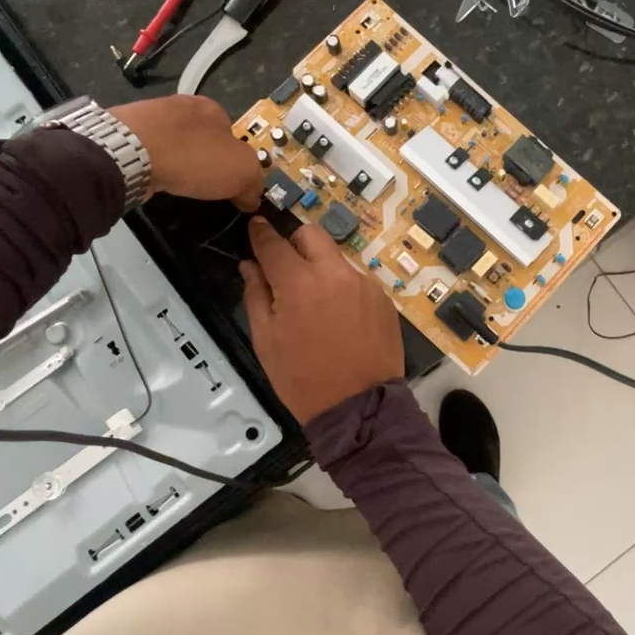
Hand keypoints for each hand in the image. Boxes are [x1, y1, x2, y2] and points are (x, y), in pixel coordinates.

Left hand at [110, 95, 260, 209]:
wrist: (132, 151)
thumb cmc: (195, 157)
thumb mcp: (243, 171)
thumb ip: (254, 181)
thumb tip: (251, 197)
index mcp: (214, 108)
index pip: (233, 136)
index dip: (235, 162)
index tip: (231, 183)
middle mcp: (183, 105)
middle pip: (203, 138)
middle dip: (205, 160)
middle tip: (204, 186)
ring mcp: (152, 115)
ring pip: (175, 143)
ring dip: (179, 161)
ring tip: (178, 184)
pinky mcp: (128, 130)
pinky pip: (150, 150)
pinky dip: (156, 164)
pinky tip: (156, 177)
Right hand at [240, 217, 403, 423]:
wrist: (359, 407)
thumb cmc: (303, 379)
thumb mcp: (266, 340)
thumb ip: (256, 296)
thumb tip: (251, 267)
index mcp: (299, 282)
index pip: (273, 243)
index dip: (260, 233)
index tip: (255, 227)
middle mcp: (335, 273)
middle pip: (311, 235)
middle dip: (295, 243)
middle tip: (287, 267)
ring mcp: (364, 284)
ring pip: (336, 259)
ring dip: (321, 269)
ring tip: (317, 304)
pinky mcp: (383, 298)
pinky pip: (357, 281)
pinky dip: (344, 289)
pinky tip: (341, 318)